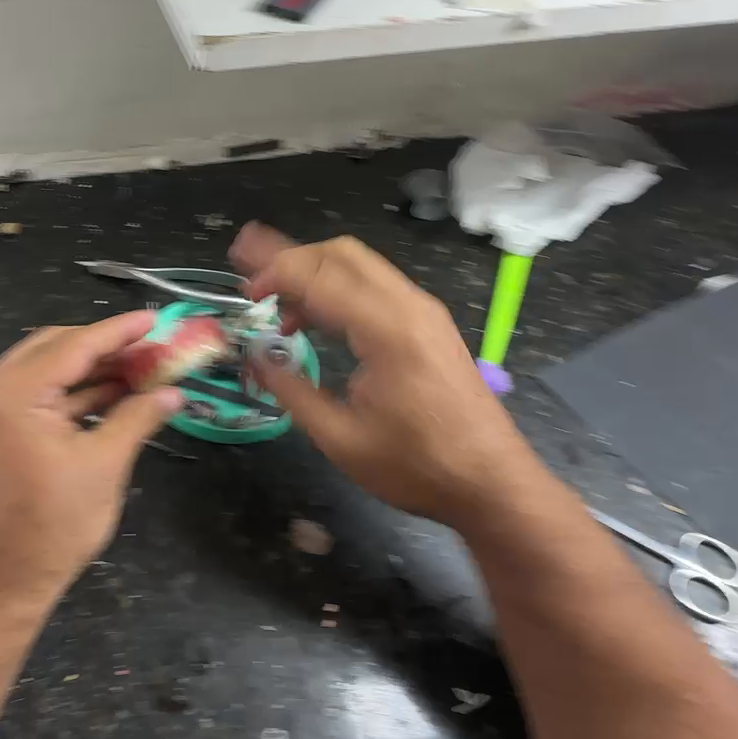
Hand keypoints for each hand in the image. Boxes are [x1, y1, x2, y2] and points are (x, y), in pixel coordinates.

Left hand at [0, 313, 182, 609]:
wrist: (4, 580)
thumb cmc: (54, 526)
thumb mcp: (104, 465)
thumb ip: (137, 417)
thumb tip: (173, 393)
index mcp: (12, 395)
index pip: (72, 346)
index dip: (117, 332)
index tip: (152, 319)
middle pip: (53, 349)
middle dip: (103, 348)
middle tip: (148, 347)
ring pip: (44, 371)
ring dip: (89, 371)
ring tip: (138, 369)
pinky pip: (34, 396)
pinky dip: (70, 394)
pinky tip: (111, 394)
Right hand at [230, 223, 539, 525]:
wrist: (493, 484)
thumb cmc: (416, 466)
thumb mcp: (340, 437)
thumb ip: (291, 389)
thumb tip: (255, 358)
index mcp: (387, 330)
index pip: (318, 276)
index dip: (273, 275)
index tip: (244, 295)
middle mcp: (408, 306)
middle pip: (339, 253)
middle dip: (289, 258)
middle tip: (251, 279)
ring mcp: (423, 312)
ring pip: (359, 264)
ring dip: (312, 272)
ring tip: (273, 299)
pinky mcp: (428, 324)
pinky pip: (375, 286)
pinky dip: (336, 288)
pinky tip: (313, 319)